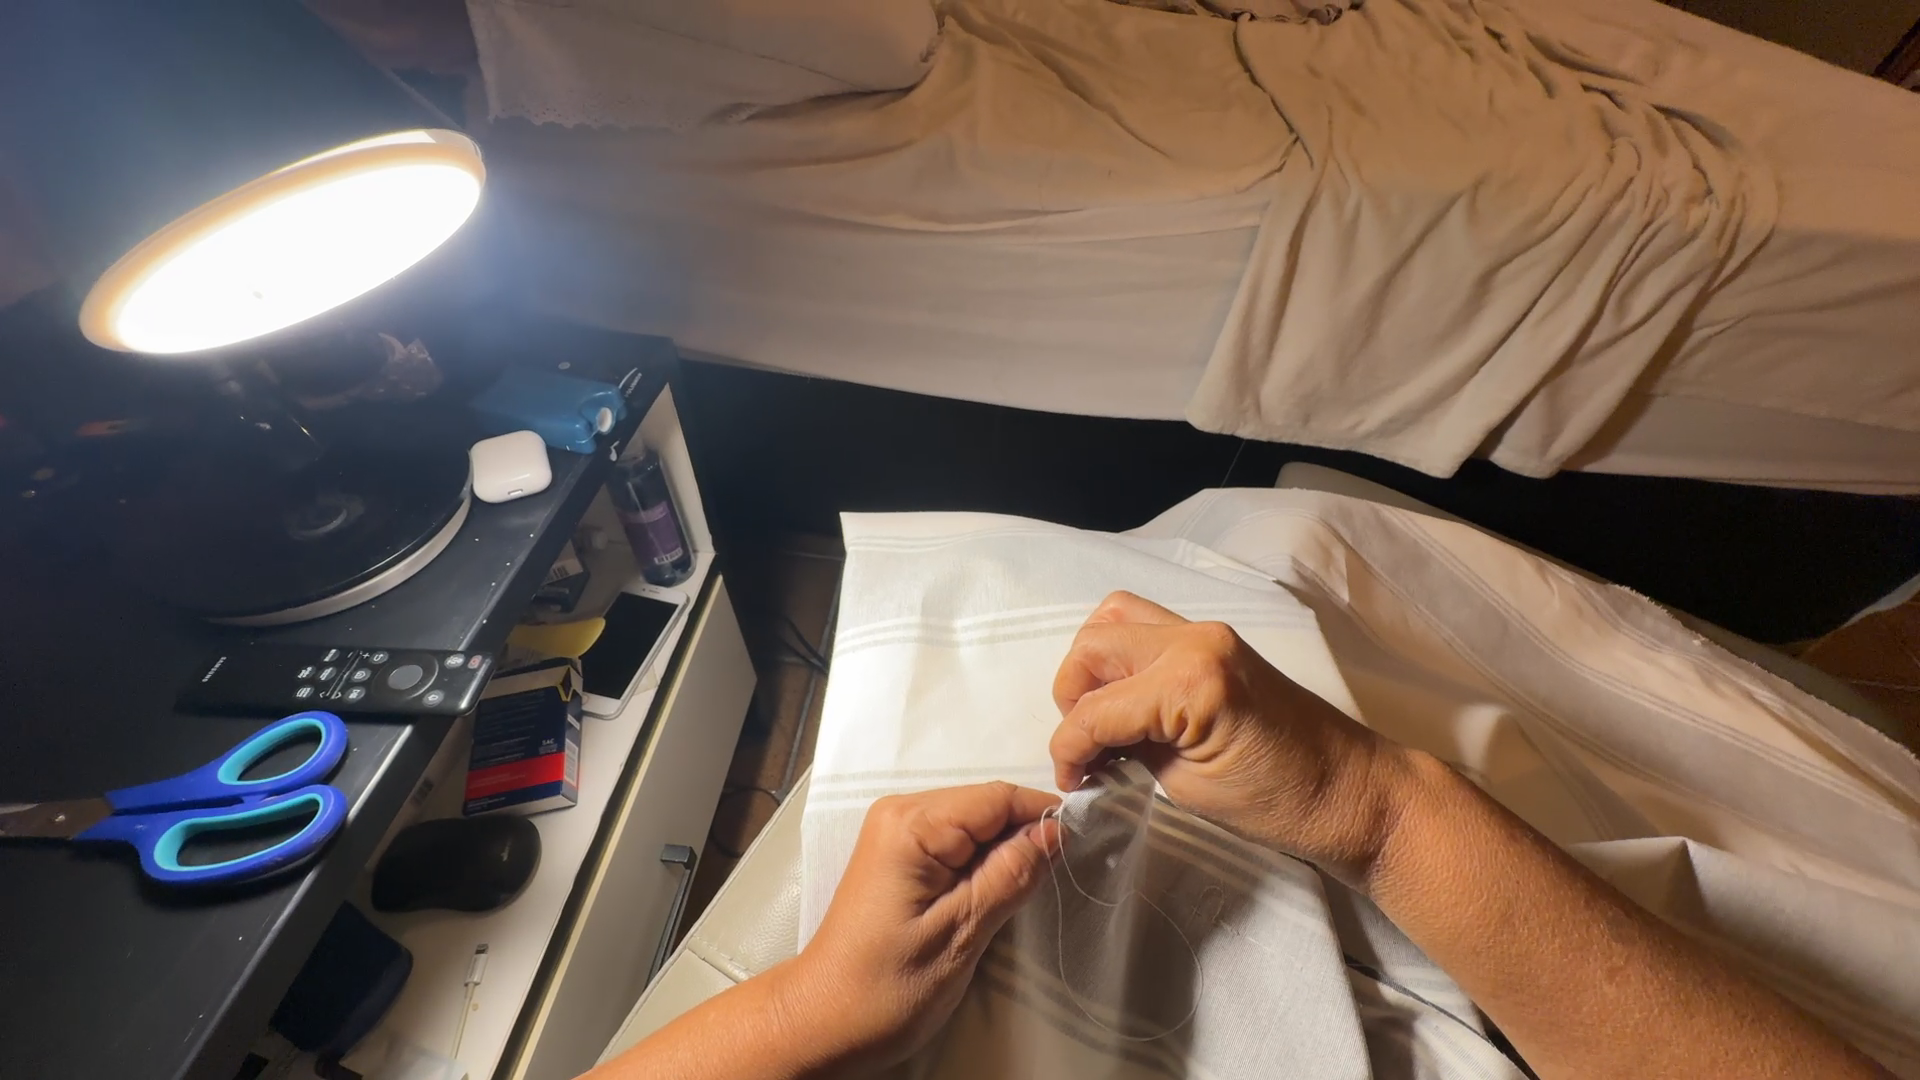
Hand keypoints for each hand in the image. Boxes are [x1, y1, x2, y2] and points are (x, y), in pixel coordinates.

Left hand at [776, 783, 1061, 1073]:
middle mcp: (901, 810)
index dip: (1039, 814)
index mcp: (912, 823)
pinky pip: (954, 837)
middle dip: (1021, 834)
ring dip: (1002, 849)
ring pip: (972, 820)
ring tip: (1019, 889)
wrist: (823, 1019)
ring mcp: (896, 828)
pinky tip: (988, 889)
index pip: (995, 797)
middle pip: (984, 804)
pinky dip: (979, 859)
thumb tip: (1055, 829)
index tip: (1077, 844)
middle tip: (1049, 878)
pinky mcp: (898, 849)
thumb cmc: (888, 986)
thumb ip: (1010, 874)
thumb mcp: (961, 933)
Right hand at [1049, 591, 1413, 884]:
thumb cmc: (1278, 806)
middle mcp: (1192, 639)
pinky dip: (1119, 654)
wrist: (1353, 791)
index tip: (1068, 780)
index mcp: (1190, 682)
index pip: (1096, 708)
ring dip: (1091, 667)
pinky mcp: (1211, 636)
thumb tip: (1086, 744)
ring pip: (1111, 618)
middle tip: (1086, 748)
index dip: (1068, 747)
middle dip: (1073, 700)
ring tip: (1103, 714)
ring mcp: (1203, 630)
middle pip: (1092, 648)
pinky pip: (1142, 624)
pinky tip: (1127, 694)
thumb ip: (1127, 749)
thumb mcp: (1185, 787)